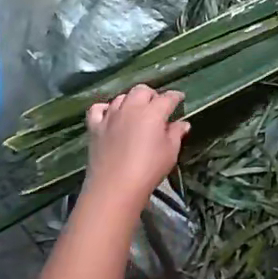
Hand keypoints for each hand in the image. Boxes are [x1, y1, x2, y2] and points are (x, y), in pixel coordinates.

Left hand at [83, 84, 189, 204]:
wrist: (115, 187)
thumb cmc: (148, 170)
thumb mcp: (170, 152)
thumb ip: (176, 134)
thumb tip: (182, 123)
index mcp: (152, 112)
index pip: (167, 98)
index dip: (175, 96)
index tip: (179, 98)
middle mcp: (131, 108)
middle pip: (142, 91)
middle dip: (152, 95)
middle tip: (157, 105)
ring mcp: (110, 116)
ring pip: (121, 97)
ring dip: (131, 100)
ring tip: (136, 110)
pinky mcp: (95, 127)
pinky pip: (98, 109)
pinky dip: (105, 109)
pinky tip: (109, 114)